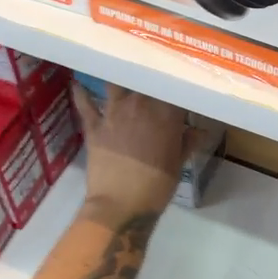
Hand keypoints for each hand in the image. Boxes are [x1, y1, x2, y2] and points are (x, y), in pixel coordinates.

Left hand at [74, 83, 189, 222]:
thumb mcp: (178, 165)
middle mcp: (140, 105)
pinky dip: (80, 92)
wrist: (120, 206)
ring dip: (119, 79)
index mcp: (166, 115)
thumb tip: (199, 130)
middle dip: (149, 78)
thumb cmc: (156, 188)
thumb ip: (187, 142)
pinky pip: (84, 103)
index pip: (173, 88)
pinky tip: (78, 82)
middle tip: (151, 79)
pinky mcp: (93, 125)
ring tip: (119, 72)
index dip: (175, 87)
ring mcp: (113, 113)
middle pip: (145, 79)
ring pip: (116, 83)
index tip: (178, 88)